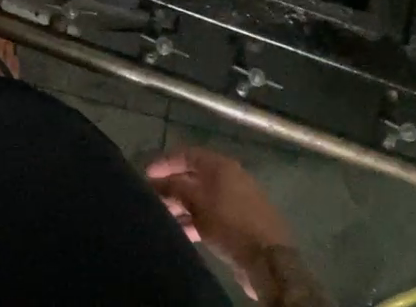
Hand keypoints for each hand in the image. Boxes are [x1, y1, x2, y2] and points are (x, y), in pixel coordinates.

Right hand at [147, 147, 303, 302]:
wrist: (269, 261)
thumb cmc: (229, 223)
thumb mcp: (196, 203)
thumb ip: (173, 188)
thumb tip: (154, 182)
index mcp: (221, 166)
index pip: (186, 154)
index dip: (164, 162)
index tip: (146, 175)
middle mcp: (231, 178)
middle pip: (194, 177)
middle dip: (172, 186)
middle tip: (152, 198)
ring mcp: (238, 202)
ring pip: (202, 198)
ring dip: (182, 206)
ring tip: (164, 217)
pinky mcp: (241, 224)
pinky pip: (212, 215)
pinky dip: (196, 220)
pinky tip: (182, 232)